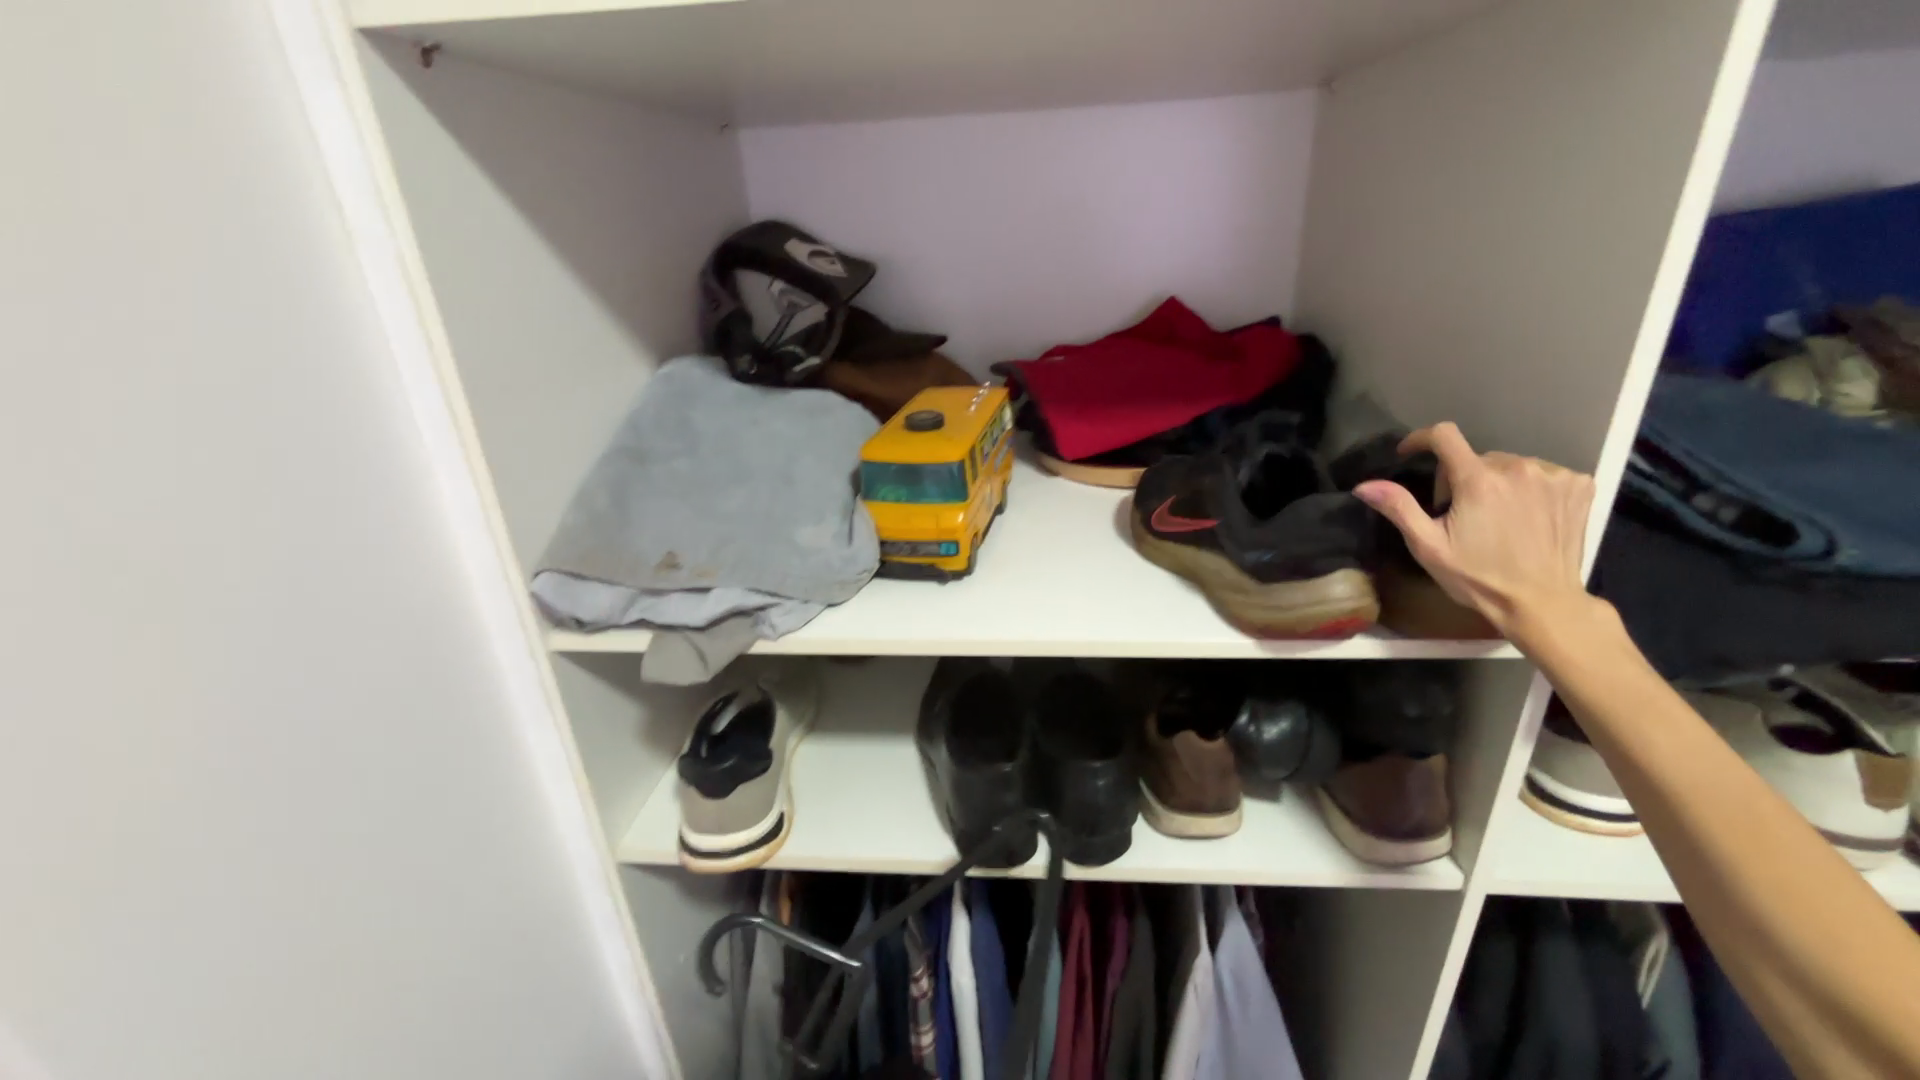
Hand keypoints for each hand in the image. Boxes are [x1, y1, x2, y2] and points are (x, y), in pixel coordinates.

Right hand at [1352, 423, 1597, 635]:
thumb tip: (1365, 485)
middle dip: (1463, 478)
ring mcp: (1553, 475)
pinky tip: (1529, 515)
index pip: (1444, 436)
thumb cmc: (1478, 578)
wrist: (1542, 603)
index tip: (1410, 453)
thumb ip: (1399, 508)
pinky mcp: (1579, 485)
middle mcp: (1518, 468)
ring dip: (1497, 482)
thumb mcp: (1429, 547)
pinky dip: (1531, 487)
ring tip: (1498, 517)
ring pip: (1510, 465)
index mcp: (1478, 480)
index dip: (1421, 438)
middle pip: (1477, 457)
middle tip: (1462, 514)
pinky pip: (1543, 473)